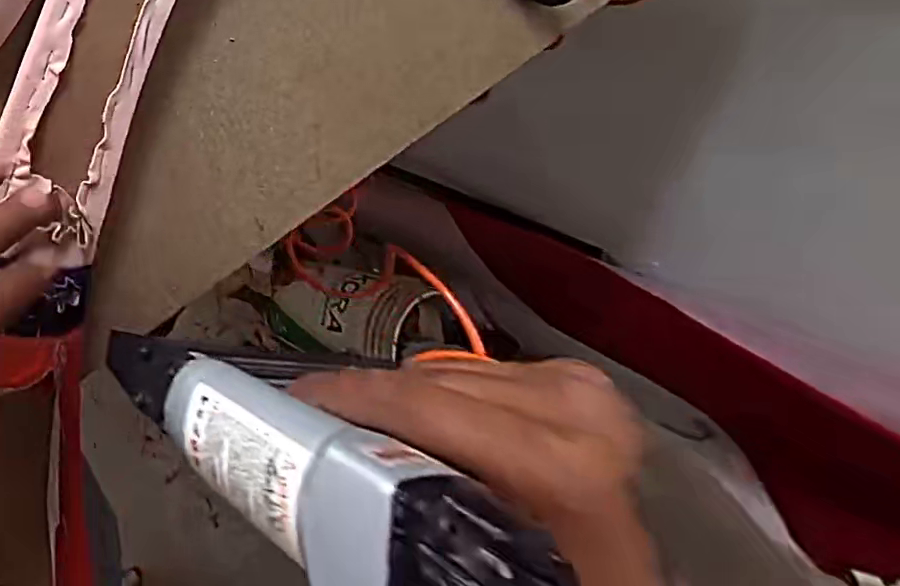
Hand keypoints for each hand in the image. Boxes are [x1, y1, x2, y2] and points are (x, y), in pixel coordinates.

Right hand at [291, 359, 660, 585]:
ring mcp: (580, 395)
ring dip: (396, 394)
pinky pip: (468, 366)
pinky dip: (434, 387)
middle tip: (317, 420)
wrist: (634, 583)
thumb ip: (419, 500)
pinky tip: (422, 415)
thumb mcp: (488, 558)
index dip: (342, 399)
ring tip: (363, 422)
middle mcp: (577, 419)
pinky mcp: (577, 384)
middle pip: (421, 382)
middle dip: (362, 399)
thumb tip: (329, 473)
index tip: (296, 407)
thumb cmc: (570, 573)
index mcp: (560, 468)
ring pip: (438, 367)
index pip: (414, 403)